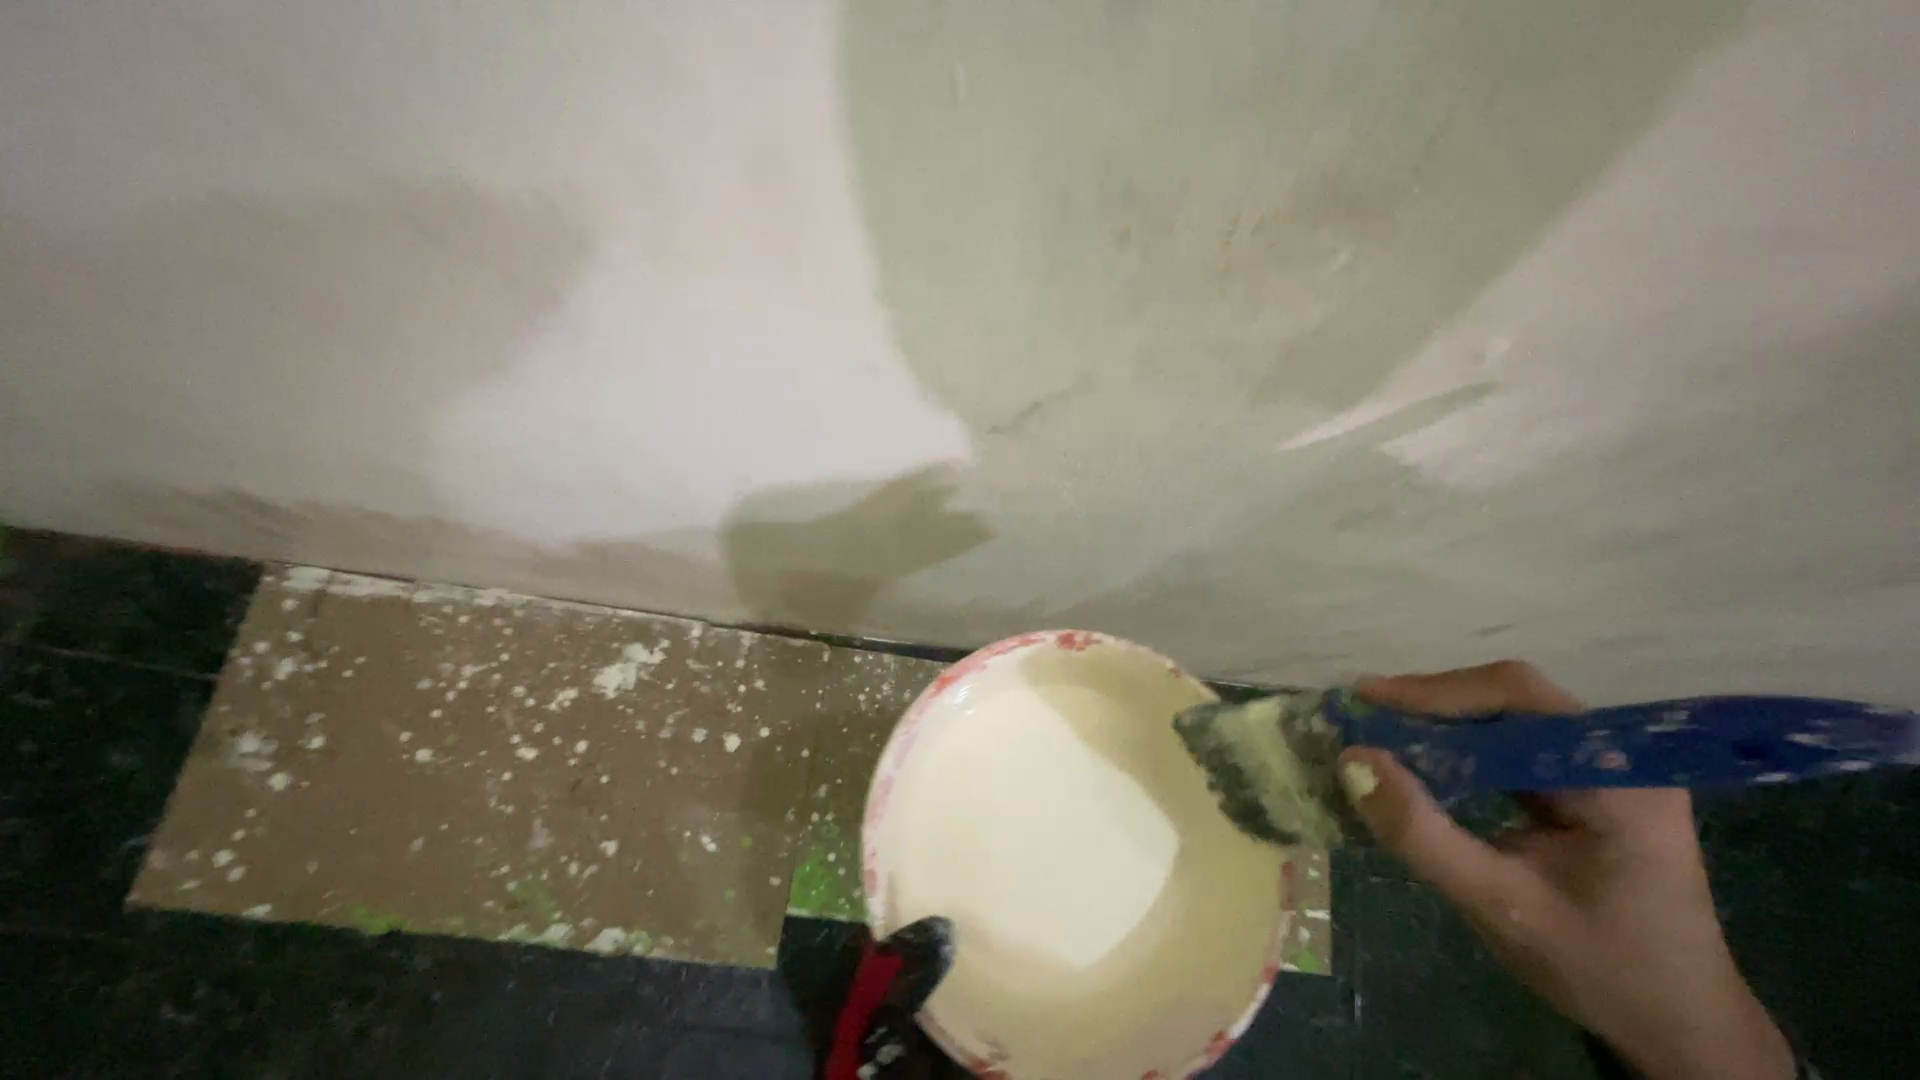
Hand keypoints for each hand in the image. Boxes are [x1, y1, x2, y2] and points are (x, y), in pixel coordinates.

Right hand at [1337, 661, 1793, 1079]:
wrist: (1679, 1026)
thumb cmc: (1598, 969)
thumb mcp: (1498, 905)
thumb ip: (1421, 833)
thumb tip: (1352, 761)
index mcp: (1619, 778)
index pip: (1519, 698)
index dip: (1436, 692)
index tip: (1366, 700)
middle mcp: (1619, 757)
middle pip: (1512, 698)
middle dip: (1431, 703)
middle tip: (1362, 714)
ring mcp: (1606, 769)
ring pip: (1509, 717)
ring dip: (1441, 722)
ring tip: (1378, 731)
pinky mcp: (1587, 786)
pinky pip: (1512, 746)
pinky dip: (1459, 747)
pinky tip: (1420, 759)